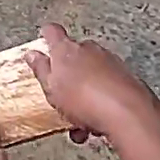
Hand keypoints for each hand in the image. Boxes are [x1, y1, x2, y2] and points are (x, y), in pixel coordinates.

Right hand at [23, 23, 159, 142]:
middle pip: (74, 56)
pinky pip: (107, 88)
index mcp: (66, 49)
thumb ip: (41, 69)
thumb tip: (32, 55)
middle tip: (62, 96)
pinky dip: (101, 103)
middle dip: (69, 75)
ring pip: (92, 75)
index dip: (47, 35)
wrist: (127, 112)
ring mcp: (110, 62)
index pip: (53, 33)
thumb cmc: (86, 99)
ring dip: (85, 94)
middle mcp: (89, 50)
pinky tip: (97, 126)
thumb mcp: (51, 88)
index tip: (44, 37)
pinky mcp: (126, 78)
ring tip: (80, 123)